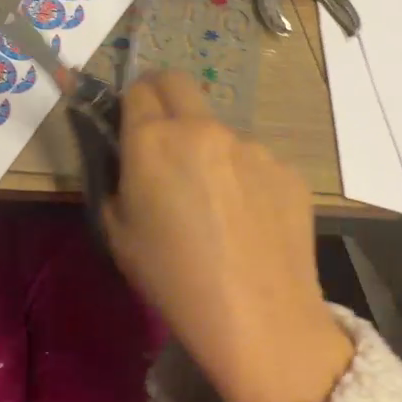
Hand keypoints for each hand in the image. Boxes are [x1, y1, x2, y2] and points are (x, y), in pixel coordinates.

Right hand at [101, 71, 353, 401]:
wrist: (256, 318)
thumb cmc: (169, 274)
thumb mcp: (114, 226)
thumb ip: (115, 175)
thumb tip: (123, 152)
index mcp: (152, 139)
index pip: (135, 89)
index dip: (126, 103)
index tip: (125, 124)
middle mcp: (202, 130)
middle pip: (177, 82)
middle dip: (161, 96)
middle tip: (159, 135)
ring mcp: (251, 148)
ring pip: (217, 127)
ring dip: (205, 145)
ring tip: (210, 199)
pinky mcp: (287, 171)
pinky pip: (252, 160)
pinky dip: (240, 175)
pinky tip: (243, 218)